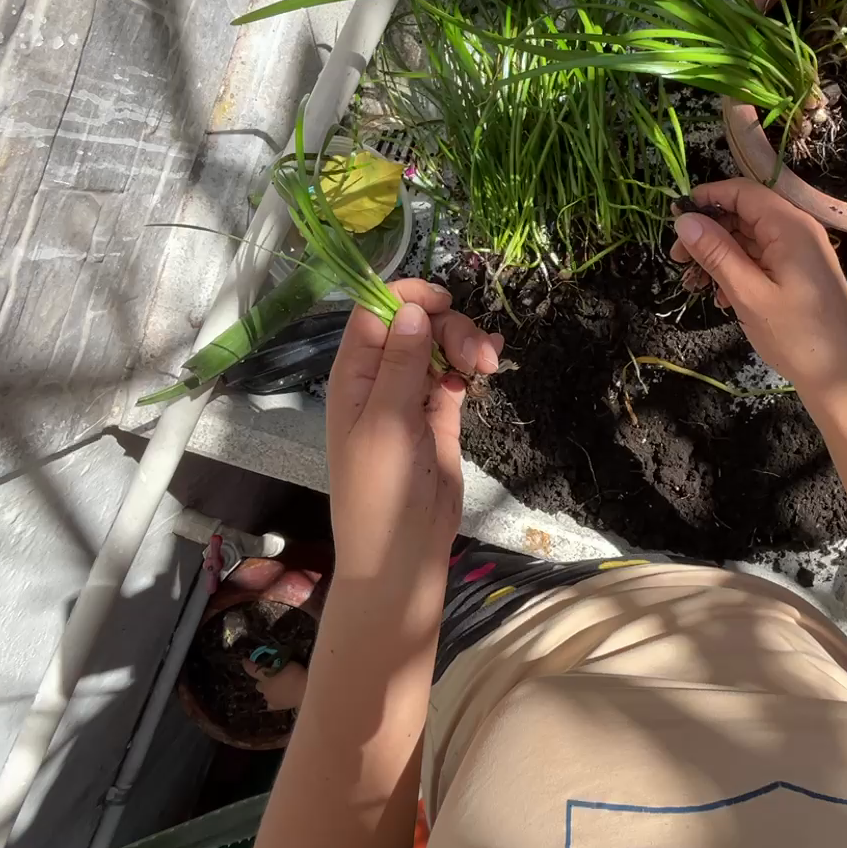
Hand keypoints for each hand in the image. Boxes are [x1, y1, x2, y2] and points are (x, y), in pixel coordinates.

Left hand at [324, 279, 502, 590]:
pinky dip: (473, 362)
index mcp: (355, 375)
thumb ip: (401, 364)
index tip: (445, 302)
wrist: (404, 550)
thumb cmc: (382, 489)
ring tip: (490, 366)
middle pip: (417, 325)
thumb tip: (412, 308)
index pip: (375, 312)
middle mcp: (382, 378)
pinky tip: (490, 363)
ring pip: (440, 346)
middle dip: (450, 328)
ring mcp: (413, 395)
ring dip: (467, 345)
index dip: (408, 297)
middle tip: (478, 356)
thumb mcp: (387, 422)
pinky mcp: (440, 413)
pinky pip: (456, 373)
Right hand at [670, 178, 846, 392]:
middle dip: (708, 233)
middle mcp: (797, 231)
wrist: (840, 375)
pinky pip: (761, 259)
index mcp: (789, 226)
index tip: (674, 219)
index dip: (706, 198)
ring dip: (718, 256)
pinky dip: (736, 270)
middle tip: (677, 261)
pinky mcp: (799, 273)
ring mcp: (800, 253)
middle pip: (743, 214)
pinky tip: (721, 297)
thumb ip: (716, 253)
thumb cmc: (796, 334)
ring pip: (749, 239)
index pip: (742, 192)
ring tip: (694, 285)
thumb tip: (685, 220)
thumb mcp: (748, 293)